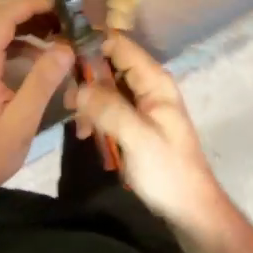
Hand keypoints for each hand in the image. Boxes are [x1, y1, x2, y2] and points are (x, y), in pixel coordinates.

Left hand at [0, 0, 73, 209]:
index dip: (34, 4)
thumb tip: (67, 48)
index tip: (64, 8)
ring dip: (23, 26)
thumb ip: (42, 82)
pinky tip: (35, 60)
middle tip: (62, 21)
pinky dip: (13, 42)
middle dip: (30, 10)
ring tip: (56, 39)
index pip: (5, 14)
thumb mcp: (20, 123)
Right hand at [70, 33, 228, 232]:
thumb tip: (79, 87)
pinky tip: (86, 135)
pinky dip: (95, 117)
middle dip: (86, 78)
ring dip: (89, 102)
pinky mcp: (135, 122)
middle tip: (68, 101)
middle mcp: (148, 85)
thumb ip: (109, 109)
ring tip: (79, 125)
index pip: (119, 44)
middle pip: (109, 64)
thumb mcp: (137, 138)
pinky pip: (109, 108)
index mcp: (154, 80)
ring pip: (106, 87)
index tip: (62, 53)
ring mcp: (142, 104)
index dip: (91, 43)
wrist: (190, 210)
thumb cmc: (167, 171)